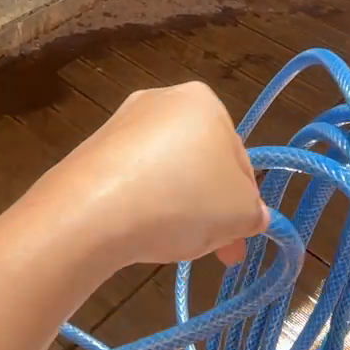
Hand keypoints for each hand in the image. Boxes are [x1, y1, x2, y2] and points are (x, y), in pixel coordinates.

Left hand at [29, 82, 270, 272]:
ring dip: (179, 207)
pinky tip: (142, 230)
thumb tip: (251, 215)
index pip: (239, 157)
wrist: (95, 208)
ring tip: (176, 244)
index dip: (244, 202)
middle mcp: (162, 99)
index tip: (240, 237)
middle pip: (201, 162)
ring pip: (168, 171)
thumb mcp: (241, 213)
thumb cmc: (183, 198)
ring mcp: (124, 121)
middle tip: (217, 250)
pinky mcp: (97, 146)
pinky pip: (134, 178)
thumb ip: (254, 213)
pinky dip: (145, 202)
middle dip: (211, 207)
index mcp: (203, 100)